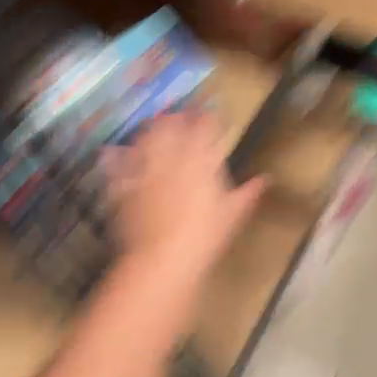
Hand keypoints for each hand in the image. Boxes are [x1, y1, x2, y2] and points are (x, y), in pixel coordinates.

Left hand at [111, 111, 264, 282]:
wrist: (161, 262)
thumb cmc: (204, 237)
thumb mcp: (232, 215)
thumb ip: (246, 193)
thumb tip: (265, 179)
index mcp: (201, 160)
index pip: (205, 127)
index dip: (207, 117)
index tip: (210, 115)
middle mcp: (172, 158)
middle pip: (171, 125)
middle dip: (174, 117)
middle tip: (178, 116)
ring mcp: (145, 171)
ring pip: (144, 139)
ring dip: (147, 130)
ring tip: (150, 127)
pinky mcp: (124, 188)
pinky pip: (117, 166)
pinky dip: (114, 156)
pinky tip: (111, 151)